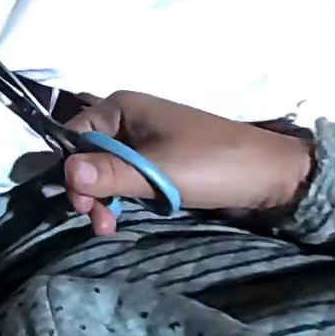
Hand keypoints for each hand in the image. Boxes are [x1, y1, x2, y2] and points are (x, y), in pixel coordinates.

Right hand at [63, 91, 312, 235]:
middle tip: (97, 221)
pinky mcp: (157, 163)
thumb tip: (65, 170)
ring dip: (103, 199)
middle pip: (87, 155)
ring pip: (105, 171)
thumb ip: (109, 172)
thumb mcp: (157, 170)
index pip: (75, 135)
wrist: (269, 177)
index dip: (71, 168)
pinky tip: (121, 220)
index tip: (80, 203)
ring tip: (109, 228)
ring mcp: (143, 142)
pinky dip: (121, 199)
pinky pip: (126, 179)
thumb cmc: (212, 164)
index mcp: (123, 107)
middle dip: (88, 189)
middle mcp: (128, 120)